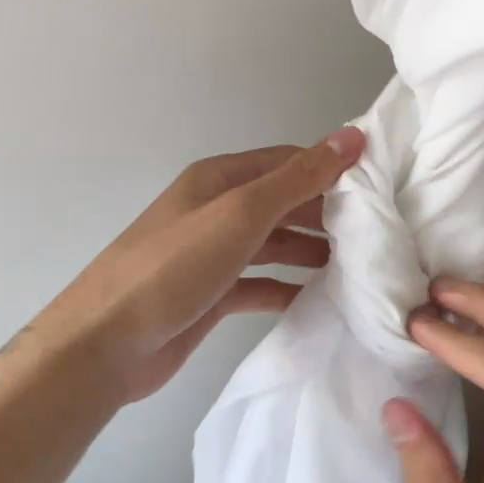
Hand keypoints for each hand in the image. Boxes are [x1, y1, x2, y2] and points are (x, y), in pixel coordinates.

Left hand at [36, 126, 365, 403]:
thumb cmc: (175, 266)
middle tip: (375, 233)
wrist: (105, 345)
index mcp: (220, 179)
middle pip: (282, 202)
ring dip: (311, 251)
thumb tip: (352, 136)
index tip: (378, 188)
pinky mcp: (212, 295)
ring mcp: (213, 254)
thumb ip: (298, 178)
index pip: (287, 162)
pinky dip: (288, 287)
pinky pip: (261, 283)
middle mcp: (217, 210)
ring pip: (274, 243)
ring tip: (357, 266)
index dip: (330, 170)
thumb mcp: (241, 213)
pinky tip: (319, 299)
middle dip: (325, 213)